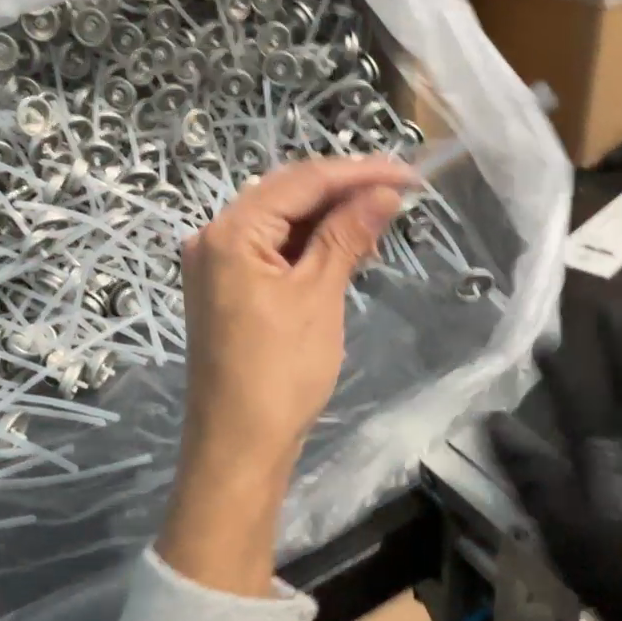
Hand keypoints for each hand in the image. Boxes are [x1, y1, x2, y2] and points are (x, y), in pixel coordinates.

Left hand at [158, 156, 415, 595]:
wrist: (237, 448)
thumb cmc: (279, 373)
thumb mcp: (318, 296)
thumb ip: (347, 234)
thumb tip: (384, 191)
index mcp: (229, 232)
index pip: (300, 181)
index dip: (357, 173)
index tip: (409, 173)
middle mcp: (212, 237)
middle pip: (285, 195)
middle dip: (342, 191)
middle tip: (399, 193)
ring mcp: (213, 264)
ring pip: (278, 222)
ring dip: (326, 219)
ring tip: (378, 221)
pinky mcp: (223, 289)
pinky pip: (269, 250)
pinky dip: (306, 246)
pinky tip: (342, 247)